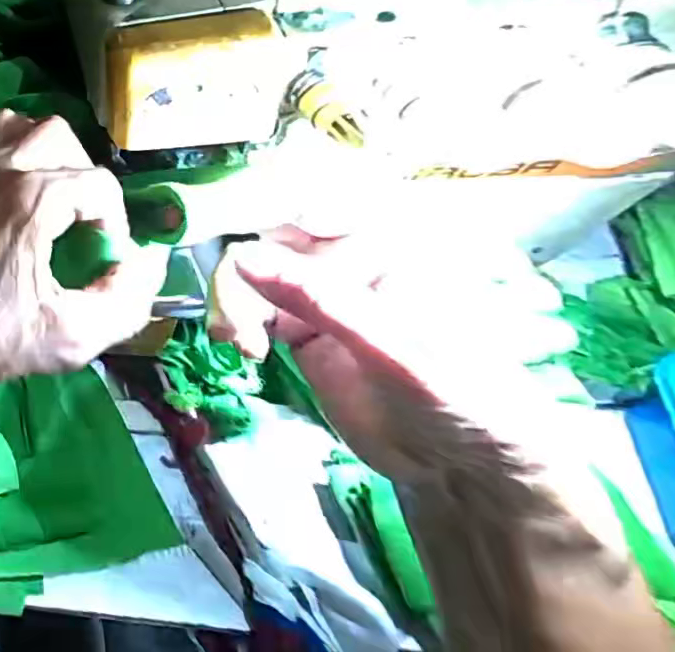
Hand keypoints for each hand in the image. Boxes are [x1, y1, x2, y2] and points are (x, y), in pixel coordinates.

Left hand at [0, 111, 166, 422]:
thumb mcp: (72, 336)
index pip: (98, 184)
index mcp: (31, 199)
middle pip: (57, 133)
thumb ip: (125, 299)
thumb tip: (144, 264)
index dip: (115, 220)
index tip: (104, 258)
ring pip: (5, 122)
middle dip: (80, 169)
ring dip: (32, 144)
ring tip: (42, 186)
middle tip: (79, 216)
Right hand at [212, 224, 571, 484]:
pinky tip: (243, 348)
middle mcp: (344, 254)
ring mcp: (315, 287)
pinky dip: (232, 320)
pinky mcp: (291, 318)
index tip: (204, 218)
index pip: (307, 200)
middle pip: (262, 234)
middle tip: (233, 318)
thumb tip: (240, 256)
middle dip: (236, 271)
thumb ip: (319, 300)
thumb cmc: (465, 403)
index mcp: (386, 240)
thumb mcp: (395, 351)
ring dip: (231, 301)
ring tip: (240, 344)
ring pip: (244, 268)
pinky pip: (244, 301)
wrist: (469, 475)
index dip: (253, 200)